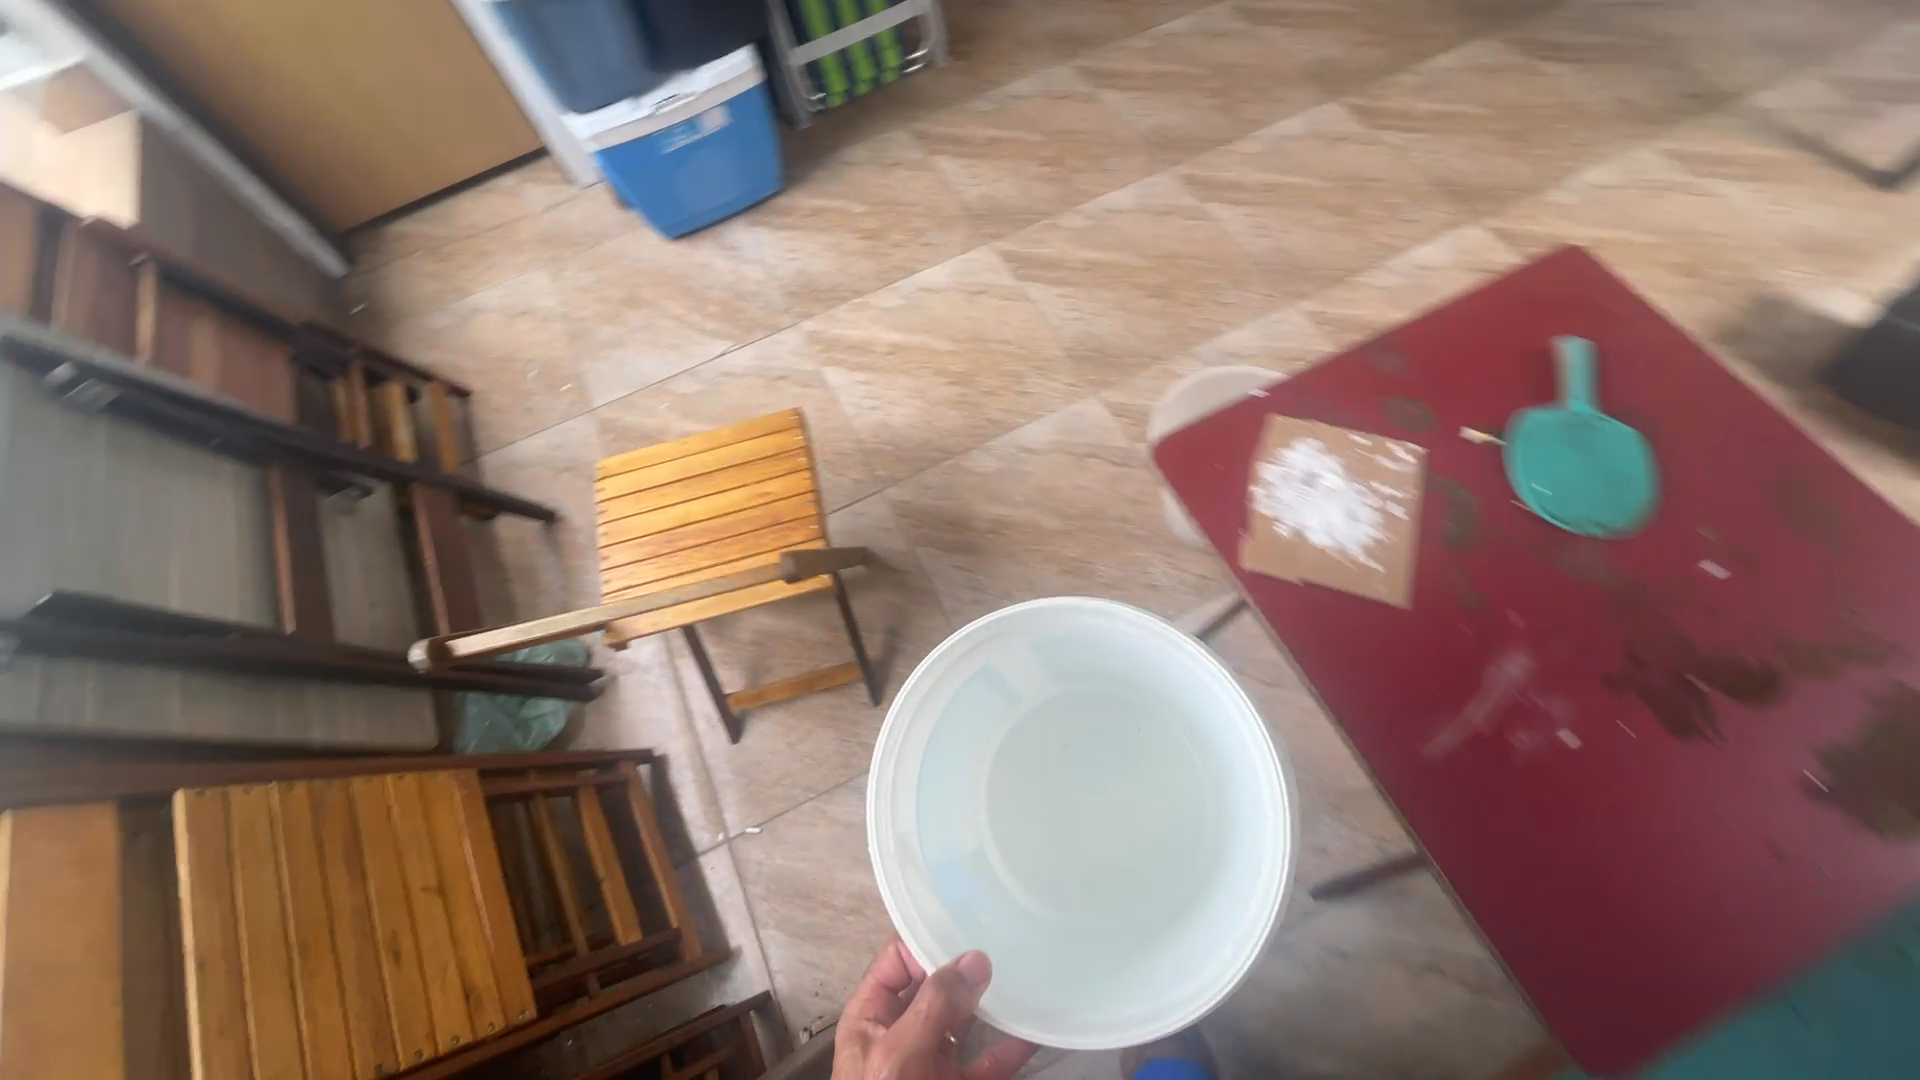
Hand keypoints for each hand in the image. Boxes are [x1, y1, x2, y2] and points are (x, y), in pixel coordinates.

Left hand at [832, 936, 1038, 1079]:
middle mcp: (902, 1034)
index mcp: (872, 1018)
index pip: (897, 961)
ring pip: (966, 1023)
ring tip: (1024, 977)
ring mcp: (931, 1066)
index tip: (968, 923)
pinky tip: (1034, 1030)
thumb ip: (935, 1005)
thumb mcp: (898, 1055)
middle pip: (936, 987)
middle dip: (968, 968)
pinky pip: (988, 1063)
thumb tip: (975, 957)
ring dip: (994, 1004)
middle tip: (1006, 942)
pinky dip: (1011, 1048)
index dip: (927, 941)